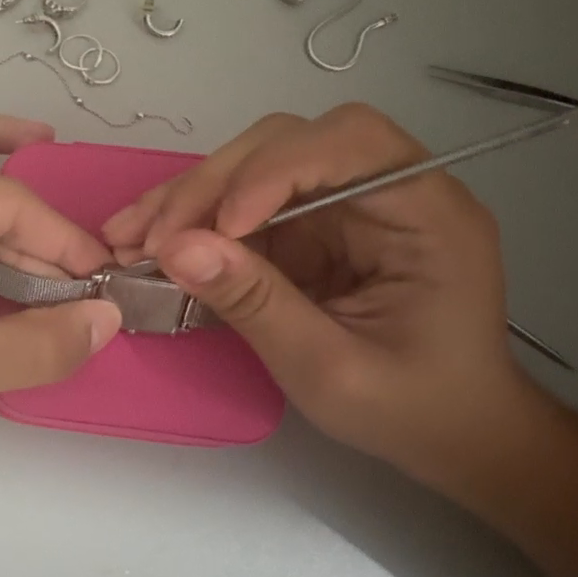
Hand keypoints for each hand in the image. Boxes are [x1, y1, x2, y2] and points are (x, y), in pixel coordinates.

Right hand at [102, 105, 544, 482]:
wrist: (449, 434)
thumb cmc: (413, 410)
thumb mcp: (332, 371)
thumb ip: (257, 305)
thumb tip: (175, 248)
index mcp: (426, 213)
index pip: (348, 144)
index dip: (275, 170)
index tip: (221, 228)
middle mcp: (383, 189)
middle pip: (286, 142)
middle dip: (213, 184)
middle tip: (152, 237)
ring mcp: (340, 202)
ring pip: (251, 164)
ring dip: (187, 197)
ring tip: (128, 237)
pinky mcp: (306, 222)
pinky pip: (237, 200)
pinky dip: (189, 219)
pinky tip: (145, 241)